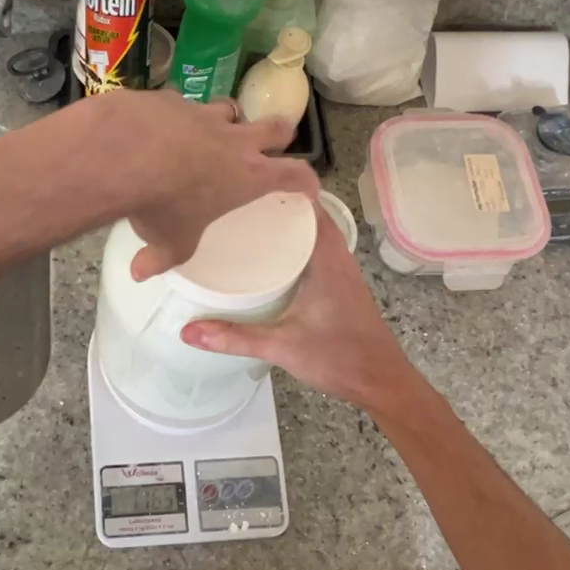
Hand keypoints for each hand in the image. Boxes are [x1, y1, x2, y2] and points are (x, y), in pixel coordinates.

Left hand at [86, 90, 319, 279]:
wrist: (124, 153)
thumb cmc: (162, 204)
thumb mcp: (168, 241)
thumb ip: (160, 257)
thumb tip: (139, 272)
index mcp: (248, 176)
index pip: (295, 174)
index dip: (306, 181)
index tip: (309, 187)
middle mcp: (235, 139)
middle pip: (276, 126)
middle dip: (279, 134)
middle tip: (272, 143)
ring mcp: (205, 113)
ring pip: (231, 109)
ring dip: (229, 120)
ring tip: (214, 132)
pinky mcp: (173, 99)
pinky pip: (184, 105)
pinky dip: (179, 117)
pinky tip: (161, 128)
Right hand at [180, 208, 423, 411]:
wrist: (382, 382)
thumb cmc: (339, 358)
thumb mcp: (281, 346)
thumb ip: (235, 338)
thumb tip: (188, 331)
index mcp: (327, 259)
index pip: (308, 206)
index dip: (280, 191)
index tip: (246, 186)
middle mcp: (338, 258)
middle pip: (307, 217)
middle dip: (275, 208)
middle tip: (235, 207)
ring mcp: (342, 273)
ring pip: (312, 236)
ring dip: (286, 229)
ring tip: (246, 227)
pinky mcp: (340, 289)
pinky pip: (315, 254)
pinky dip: (294, 249)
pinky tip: (269, 263)